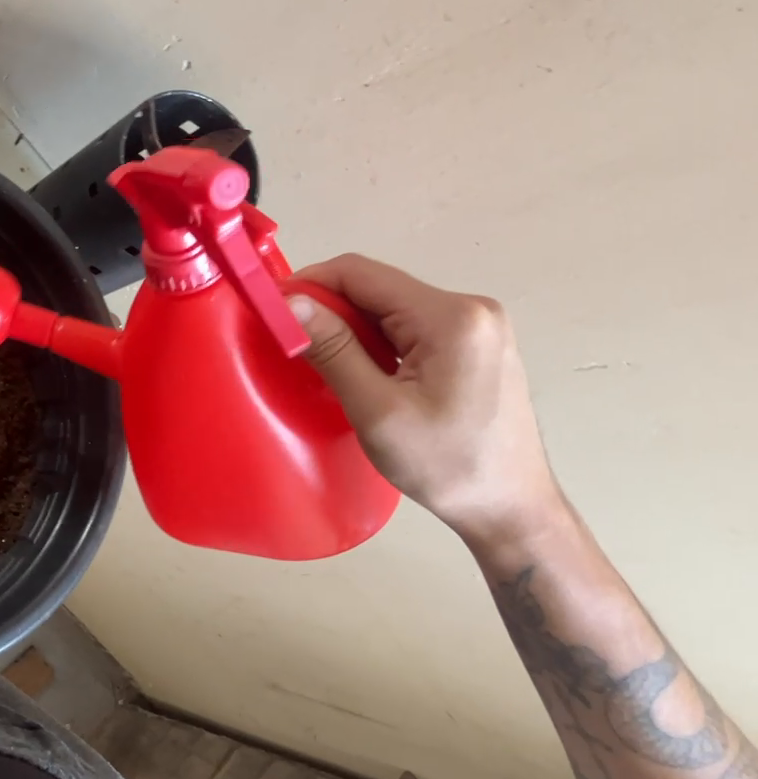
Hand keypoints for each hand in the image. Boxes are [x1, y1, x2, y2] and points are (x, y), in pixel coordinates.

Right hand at [287, 254, 563, 545]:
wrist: (508, 505)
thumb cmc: (444, 463)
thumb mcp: (376, 409)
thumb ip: (334, 350)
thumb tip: (291, 301)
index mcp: (451, 317)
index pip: (361, 274)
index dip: (307, 284)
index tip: (269, 312)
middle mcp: (469, 309)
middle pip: (375, 287)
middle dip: (325, 309)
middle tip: (287, 343)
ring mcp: (474, 326)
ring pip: (387, 307)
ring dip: (346, 327)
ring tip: (317, 363)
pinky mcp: (470, 345)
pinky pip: (405, 327)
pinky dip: (370, 340)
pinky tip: (356, 370)